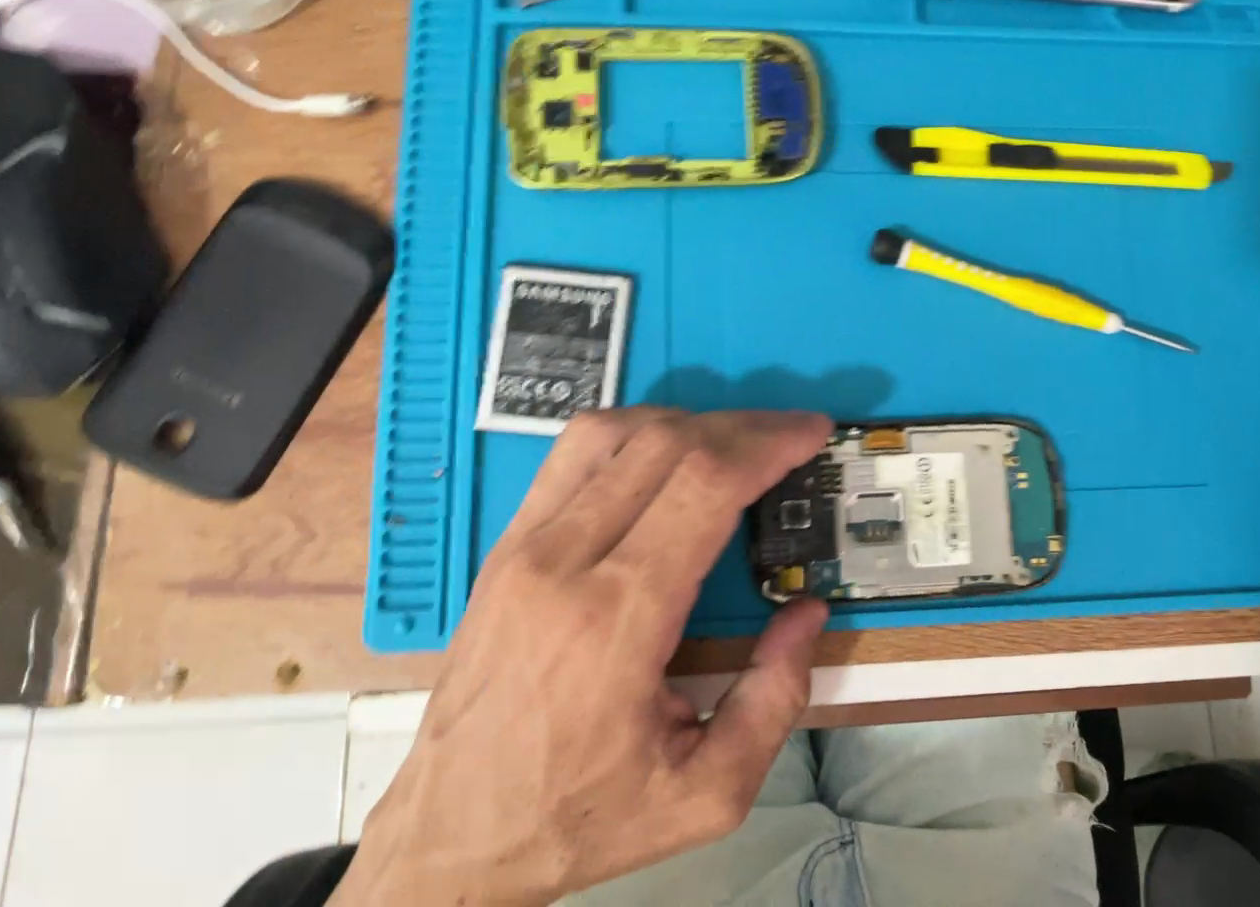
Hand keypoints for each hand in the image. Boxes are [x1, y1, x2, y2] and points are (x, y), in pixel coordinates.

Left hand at [332, 409, 833, 906]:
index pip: (703, 485)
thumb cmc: (578, 819)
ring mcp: (522, 547)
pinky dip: (631, 436)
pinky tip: (664, 458)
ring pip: (610, 433)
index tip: (811, 434)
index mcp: (617, 618)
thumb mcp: (706, 794)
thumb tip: (806, 612)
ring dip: (685, 421)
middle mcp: (563, 562)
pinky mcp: (502, 549)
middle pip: (665, 444)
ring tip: (734, 442)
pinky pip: (570, 457)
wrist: (448, 837)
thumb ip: (774, 699)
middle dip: (743, 426)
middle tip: (791, 435)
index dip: (768, 445)